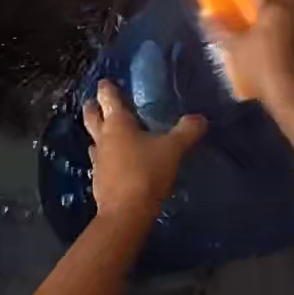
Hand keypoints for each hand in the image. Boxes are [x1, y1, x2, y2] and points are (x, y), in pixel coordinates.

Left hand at [82, 79, 206, 225]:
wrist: (125, 213)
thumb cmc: (146, 172)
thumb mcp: (172, 149)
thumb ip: (187, 131)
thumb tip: (201, 118)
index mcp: (117, 123)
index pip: (108, 97)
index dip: (106, 87)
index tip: (105, 81)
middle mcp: (103, 137)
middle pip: (92, 116)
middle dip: (93, 107)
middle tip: (95, 101)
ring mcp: (98, 159)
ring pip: (94, 139)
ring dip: (98, 133)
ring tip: (106, 131)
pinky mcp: (99, 179)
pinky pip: (100, 161)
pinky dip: (105, 157)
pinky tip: (114, 161)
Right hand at [202, 0, 293, 115]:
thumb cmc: (261, 68)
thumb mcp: (234, 48)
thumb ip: (220, 28)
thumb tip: (205, 13)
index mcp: (273, 7)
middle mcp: (292, 11)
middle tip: (254, 2)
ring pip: (293, 7)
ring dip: (280, 9)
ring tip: (262, 24)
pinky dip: (287, 26)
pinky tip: (276, 42)